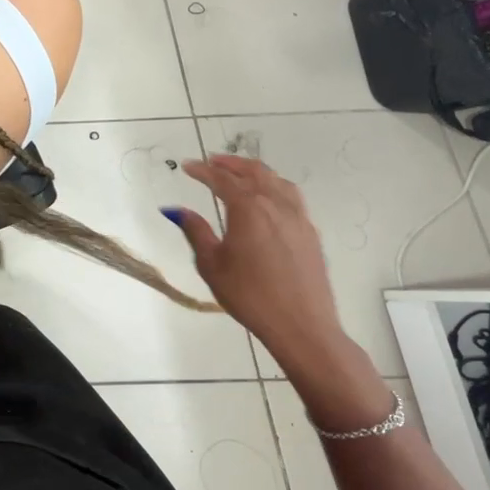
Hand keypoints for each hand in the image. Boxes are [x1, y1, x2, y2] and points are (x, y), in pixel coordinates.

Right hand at [167, 155, 345, 362]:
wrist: (303, 327)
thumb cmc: (250, 295)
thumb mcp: (211, 264)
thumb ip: (196, 231)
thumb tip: (178, 210)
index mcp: (248, 208)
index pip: (221, 179)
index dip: (202, 170)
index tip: (187, 166)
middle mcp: (276, 205)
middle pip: (254, 172)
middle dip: (231, 163)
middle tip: (212, 162)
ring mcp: (299, 219)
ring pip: (278, 181)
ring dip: (256, 172)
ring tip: (241, 175)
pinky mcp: (311, 235)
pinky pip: (292, 198)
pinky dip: (275, 188)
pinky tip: (268, 202)